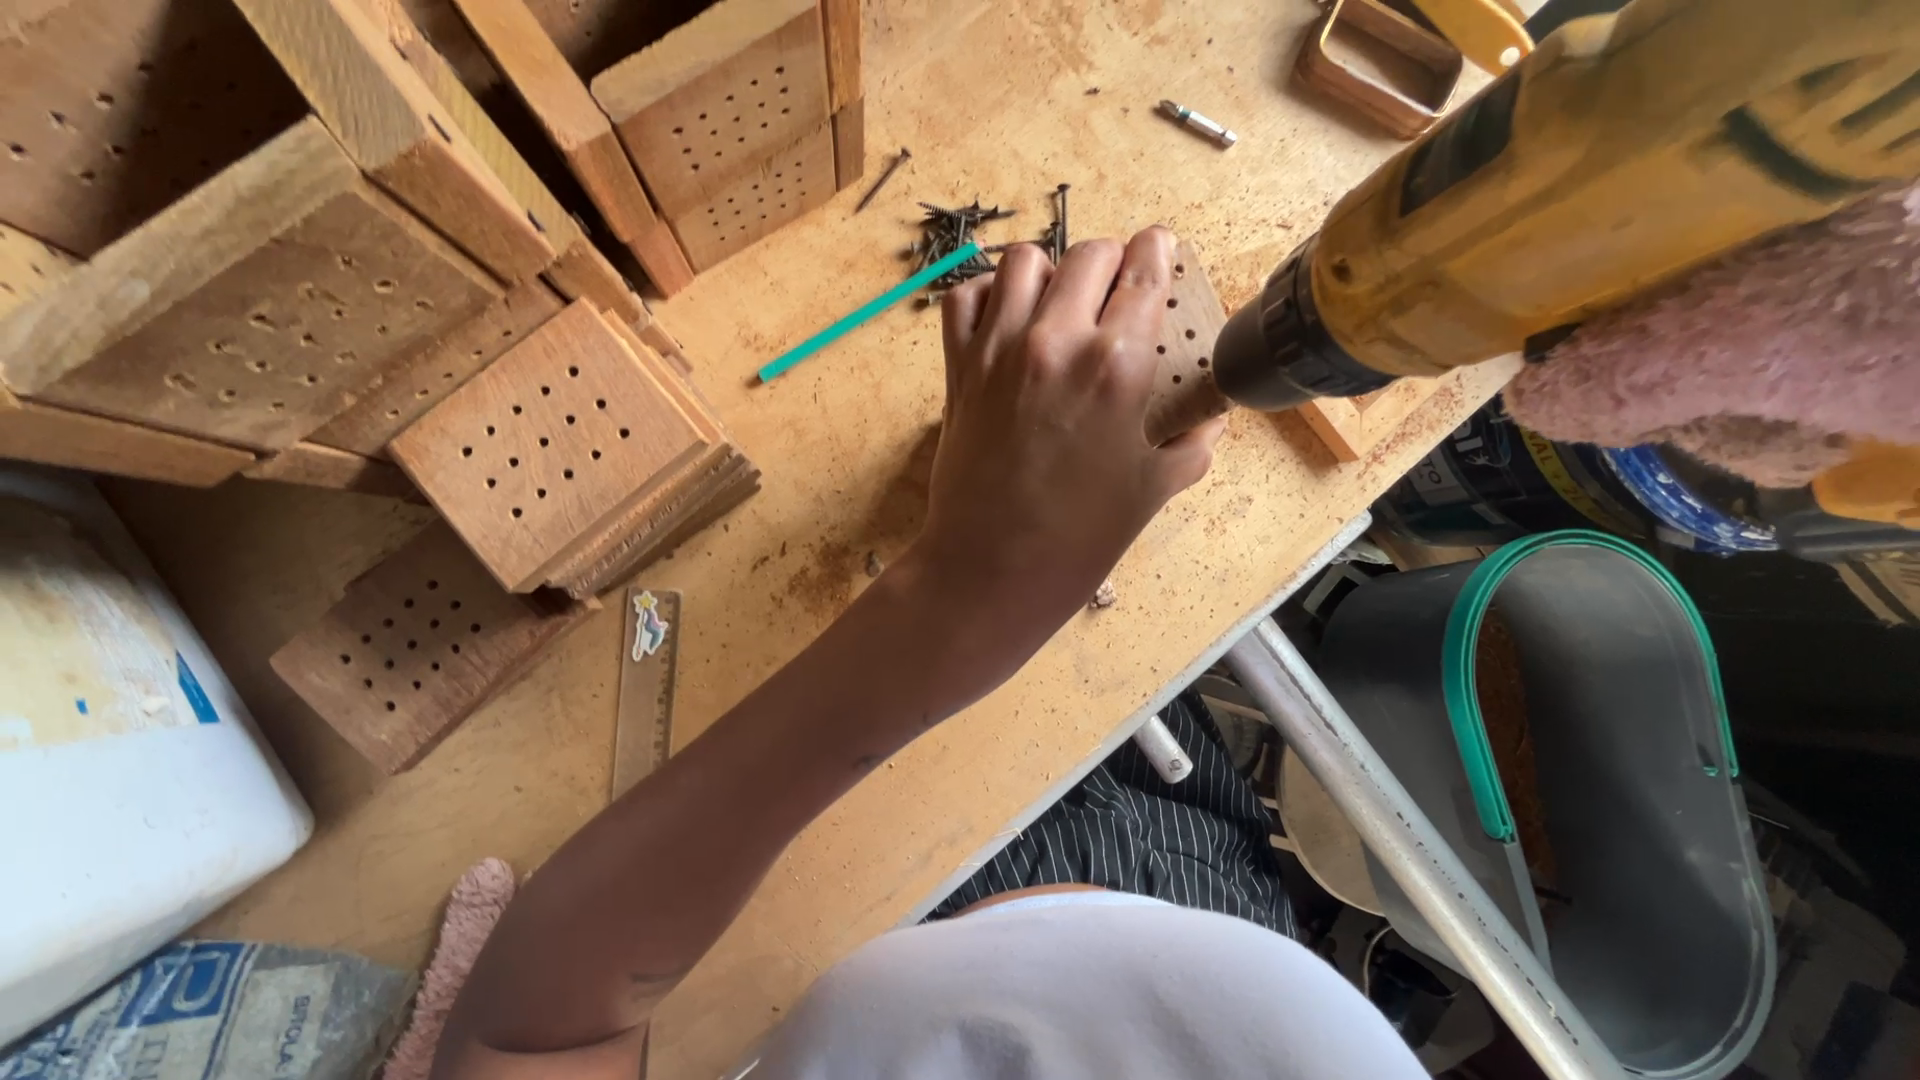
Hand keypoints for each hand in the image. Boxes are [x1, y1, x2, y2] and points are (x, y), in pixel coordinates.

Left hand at [900, 228, 1227, 694]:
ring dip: (1049, 272)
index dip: (1158, 252)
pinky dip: (986, 296)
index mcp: (1117, 366)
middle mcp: (1056, 341)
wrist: (992, 569)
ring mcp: (999, 349)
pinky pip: (964, 297)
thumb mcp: (1153, 489)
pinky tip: (1004, 322)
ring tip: (1057, 305)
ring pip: (1024, 261)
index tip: (1158, 254)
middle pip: (1089, 253)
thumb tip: (1211, 422)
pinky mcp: (957, 367)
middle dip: (1111, 262)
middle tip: (1114, 293)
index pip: (1145, 269)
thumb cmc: (1080, 538)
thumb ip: (1191, 444)